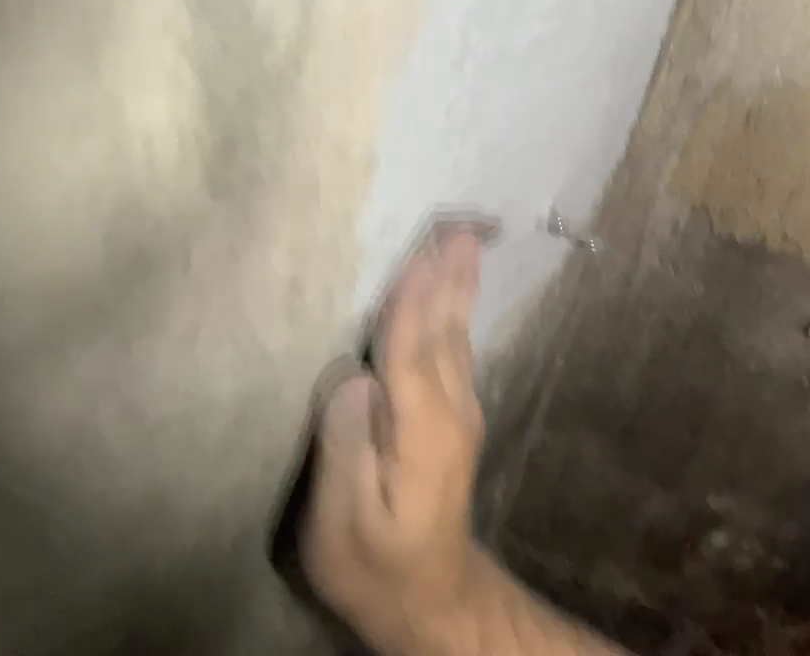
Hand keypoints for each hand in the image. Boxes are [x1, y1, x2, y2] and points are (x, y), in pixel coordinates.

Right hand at [306, 224, 492, 655]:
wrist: (428, 585)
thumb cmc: (374, 559)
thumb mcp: (344, 518)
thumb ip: (349, 446)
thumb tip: (354, 377)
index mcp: (424, 428)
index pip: (414, 350)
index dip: (416, 300)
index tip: (425, 251)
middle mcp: (453, 408)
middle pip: (446, 331)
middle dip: (451, 277)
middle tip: (464, 224)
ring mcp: (462, 409)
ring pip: (457, 337)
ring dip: (459, 289)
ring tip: (465, 246)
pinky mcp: (458, 415)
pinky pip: (456, 352)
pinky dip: (454, 317)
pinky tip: (455, 300)